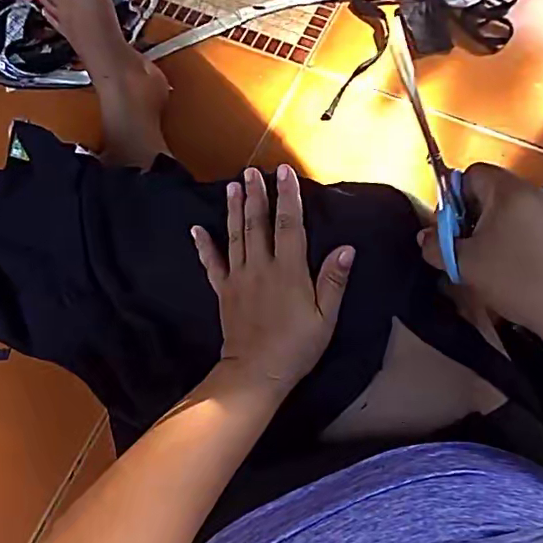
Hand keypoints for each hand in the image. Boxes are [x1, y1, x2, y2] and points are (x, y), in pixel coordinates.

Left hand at [193, 165, 354, 394]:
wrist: (256, 371)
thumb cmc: (297, 346)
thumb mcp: (325, 317)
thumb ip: (333, 281)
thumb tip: (346, 248)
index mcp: (289, 271)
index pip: (290, 225)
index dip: (288, 197)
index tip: (284, 172)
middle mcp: (261, 267)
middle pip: (258, 223)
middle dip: (256, 195)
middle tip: (252, 171)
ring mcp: (238, 277)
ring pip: (235, 236)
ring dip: (233, 209)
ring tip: (232, 186)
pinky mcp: (223, 291)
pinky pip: (212, 263)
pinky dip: (204, 246)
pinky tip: (196, 229)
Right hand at [418, 163, 542, 344]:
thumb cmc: (515, 278)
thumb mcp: (466, 264)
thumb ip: (437, 247)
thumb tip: (424, 237)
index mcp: (508, 190)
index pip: (471, 173)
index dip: (452, 198)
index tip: (449, 230)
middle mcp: (533, 193)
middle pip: (490, 194)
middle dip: (470, 220)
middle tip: (462, 252)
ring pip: (508, 215)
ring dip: (489, 236)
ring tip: (484, 267)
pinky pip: (526, 230)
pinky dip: (512, 245)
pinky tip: (509, 274)